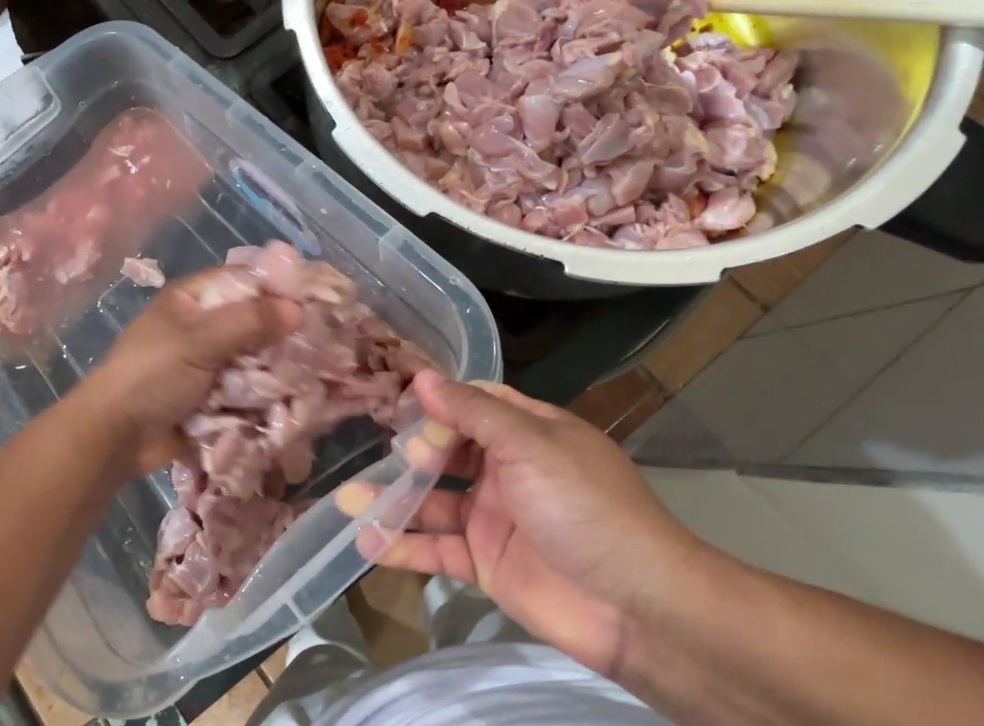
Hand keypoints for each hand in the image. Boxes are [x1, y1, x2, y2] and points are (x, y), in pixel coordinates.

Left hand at [69, 268, 300, 475]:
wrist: (116, 436)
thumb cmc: (152, 374)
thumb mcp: (199, 339)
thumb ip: (248, 321)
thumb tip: (297, 307)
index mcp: (191, 300)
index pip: (243, 281)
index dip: (278, 287)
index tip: (318, 299)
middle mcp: (202, 328)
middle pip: (253, 322)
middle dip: (284, 334)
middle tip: (326, 342)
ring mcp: (208, 365)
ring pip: (255, 360)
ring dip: (279, 369)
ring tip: (319, 374)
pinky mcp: (213, 399)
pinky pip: (249, 391)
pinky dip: (267, 396)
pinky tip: (297, 400)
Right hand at [348, 373, 705, 678]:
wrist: (637, 607)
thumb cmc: (586, 507)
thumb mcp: (530, 445)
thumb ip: (472, 412)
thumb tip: (421, 376)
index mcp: (529, 434)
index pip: (473, 405)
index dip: (437, 402)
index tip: (396, 403)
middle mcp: (508, 471)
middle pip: (446, 451)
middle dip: (411, 451)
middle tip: (385, 454)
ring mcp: (494, 518)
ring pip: (433, 502)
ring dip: (392, 501)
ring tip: (345, 500)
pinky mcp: (486, 564)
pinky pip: (437, 548)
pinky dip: (403, 546)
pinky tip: (367, 542)